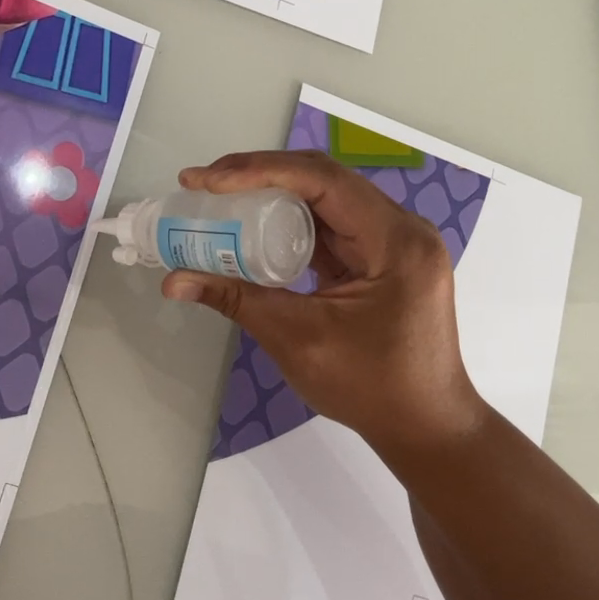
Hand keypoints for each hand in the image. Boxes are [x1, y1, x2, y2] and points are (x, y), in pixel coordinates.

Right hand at [160, 150, 490, 457]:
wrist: (425, 428)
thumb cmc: (371, 386)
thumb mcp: (297, 339)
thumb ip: (236, 299)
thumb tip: (172, 282)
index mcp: (395, 240)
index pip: (321, 180)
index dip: (258, 171)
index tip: (205, 182)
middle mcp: (400, 229)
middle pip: (322, 181)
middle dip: (258, 175)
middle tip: (203, 183)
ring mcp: (393, 244)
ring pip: (324, 200)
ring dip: (270, 196)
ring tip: (217, 198)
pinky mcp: (380, 261)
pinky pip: (328, 227)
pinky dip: (286, 224)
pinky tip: (250, 227)